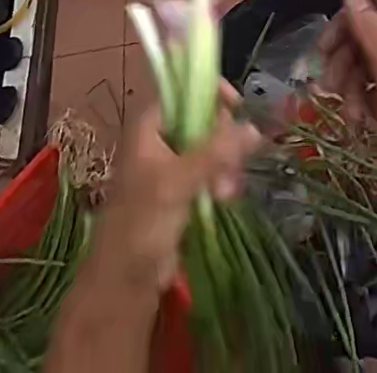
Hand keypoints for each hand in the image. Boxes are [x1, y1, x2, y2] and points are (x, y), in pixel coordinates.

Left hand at [90, 93, 261, 291]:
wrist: (122, 282)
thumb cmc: (141, 223)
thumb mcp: (178, 182)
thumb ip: (216, 152)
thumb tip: (254, 127)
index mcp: (149, 128)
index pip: (183, 93)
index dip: (210, 93)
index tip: (238, 105)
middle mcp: (160, 141)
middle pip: (202, 120)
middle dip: (222, 139)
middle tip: (233, 161)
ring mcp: (171, 167)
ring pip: (210, 149)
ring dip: (224, 166)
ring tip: (224, 192)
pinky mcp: (181, 192)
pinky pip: (210, 174)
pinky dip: (220, 182)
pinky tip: (224, 200)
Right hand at [317, 0, 376, 185]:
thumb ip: (369, 25)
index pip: (361, 14)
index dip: (338, 31)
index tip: (322, 54)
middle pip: (359, 43)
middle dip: (342, 65)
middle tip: (330, 89)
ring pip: (364, 70)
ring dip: (350, 89)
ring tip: (351, 113)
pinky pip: (375, 92)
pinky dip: (365, 103)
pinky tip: (364, 119)